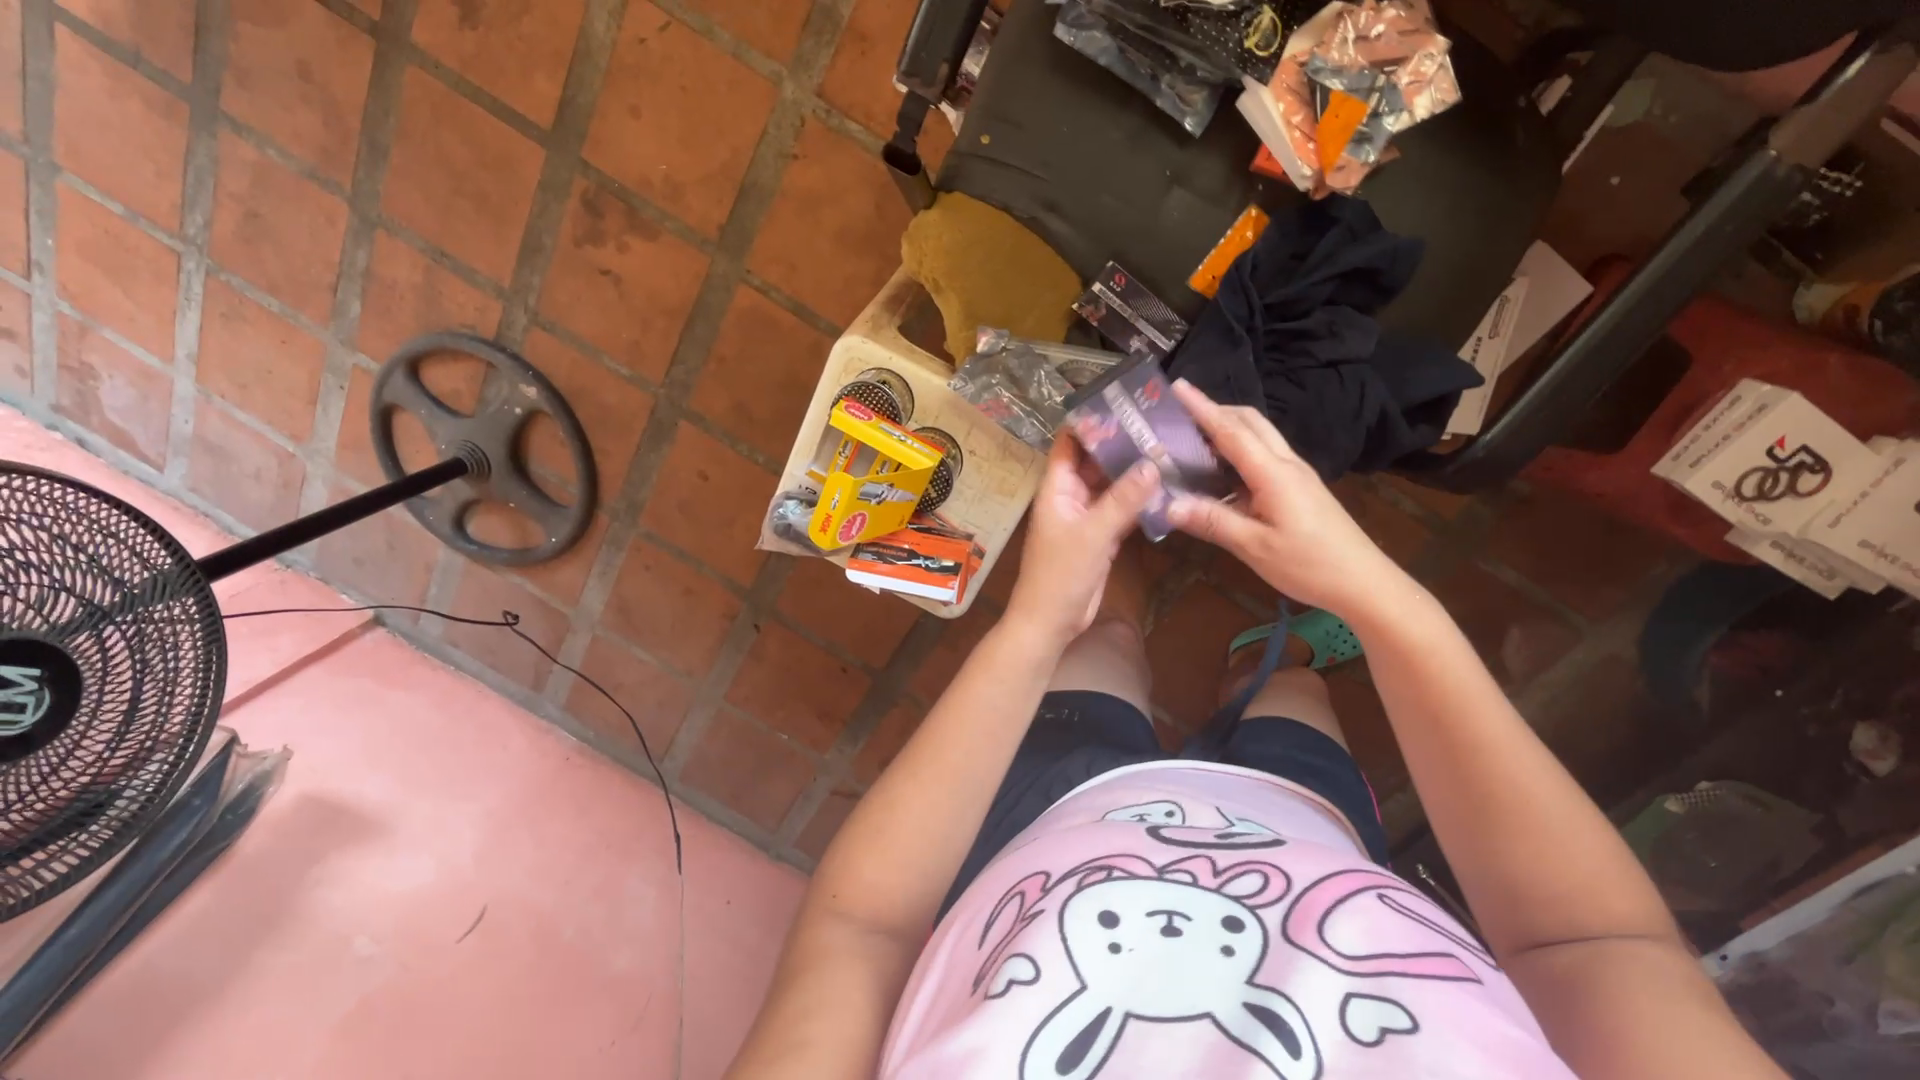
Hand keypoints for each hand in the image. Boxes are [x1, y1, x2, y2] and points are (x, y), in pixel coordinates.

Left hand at [1004, 438, 1159, 649]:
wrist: (1051, 622)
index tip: (1125, 404)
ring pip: (1111, 486)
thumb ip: (1123, 499)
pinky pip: (1120, 510)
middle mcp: (1070, 497)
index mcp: (1056, 488)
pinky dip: (1138, 500)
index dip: (1092, 423)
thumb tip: (1153, 463)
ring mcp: (1086, 517)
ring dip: (1133, 473)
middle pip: (1095, 462)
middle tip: (1159, 425)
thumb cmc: (1061, 575)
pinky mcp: (1101, 537)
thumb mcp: (1093, 534)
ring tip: (1169, 449)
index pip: (1071, 444)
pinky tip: (1165, 487)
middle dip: (1122, 445)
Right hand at [1165, 379, 1411, 621]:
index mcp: (1273, 474)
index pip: (1231, 431)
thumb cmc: (1309, 564)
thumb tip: (1168, 504)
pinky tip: (1221, 468)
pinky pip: (1265, 454)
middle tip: (1180, 410)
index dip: (1202, 408)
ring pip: (1260, 435)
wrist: (1363, 581)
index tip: (1177, 386)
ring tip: (1194, 434)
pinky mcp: (1300, 487)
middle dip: (1216, 409)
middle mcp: (1286, 464)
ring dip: (1228, 426)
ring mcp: (1296, 474)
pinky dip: (1239, 448)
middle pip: (1250, 421)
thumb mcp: (1254, 547)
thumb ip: (1212, 522)